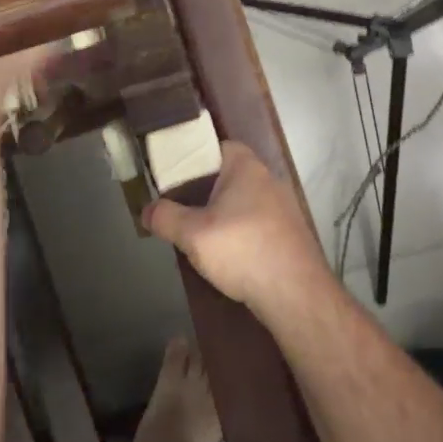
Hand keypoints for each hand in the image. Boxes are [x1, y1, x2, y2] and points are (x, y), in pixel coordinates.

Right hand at [141, 141, 335, 317]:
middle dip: (206, 192)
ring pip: (244, 203)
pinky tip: (229, 257)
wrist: (296, 294)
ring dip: (224, 217)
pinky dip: (242, 236)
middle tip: (182, 210)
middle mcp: (269, 180)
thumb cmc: (242, 250)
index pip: (218, 147)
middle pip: (229, 177)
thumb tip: (146, 210)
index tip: (175, 178)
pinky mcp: (291, 235)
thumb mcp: (192, 234)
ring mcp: (284, 208)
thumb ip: (165, 218)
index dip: (195, 159)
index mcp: (246, 167)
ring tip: (200, 236)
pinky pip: (258, 226)